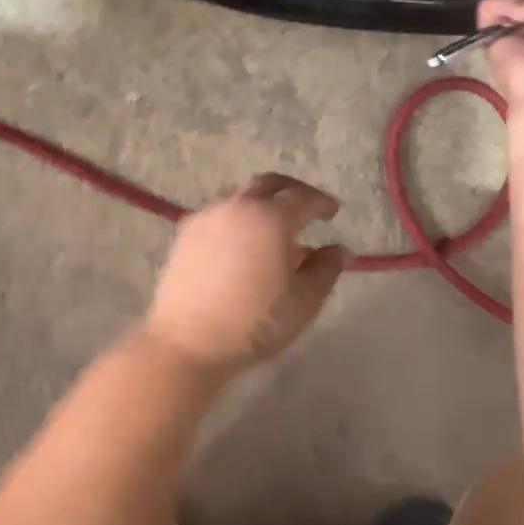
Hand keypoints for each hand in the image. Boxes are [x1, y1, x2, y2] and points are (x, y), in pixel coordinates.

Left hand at [143, 173, 346, 374]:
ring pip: (240, 196)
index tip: (333, 211)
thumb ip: (325, 270)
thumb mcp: (304, 302)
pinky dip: (238, 218)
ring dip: (262, 203)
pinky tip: (242, 243)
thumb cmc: (255, 324)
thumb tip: (337, 249)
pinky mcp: (186, 232)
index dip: (321, 202)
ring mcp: (208, 216)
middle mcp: (238, 207)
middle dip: (291, 190)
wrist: (188, 340)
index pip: (302, 197)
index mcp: (271, 218)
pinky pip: (219, 213)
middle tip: (306, 207)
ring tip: (273, 228)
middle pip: (268, 184)